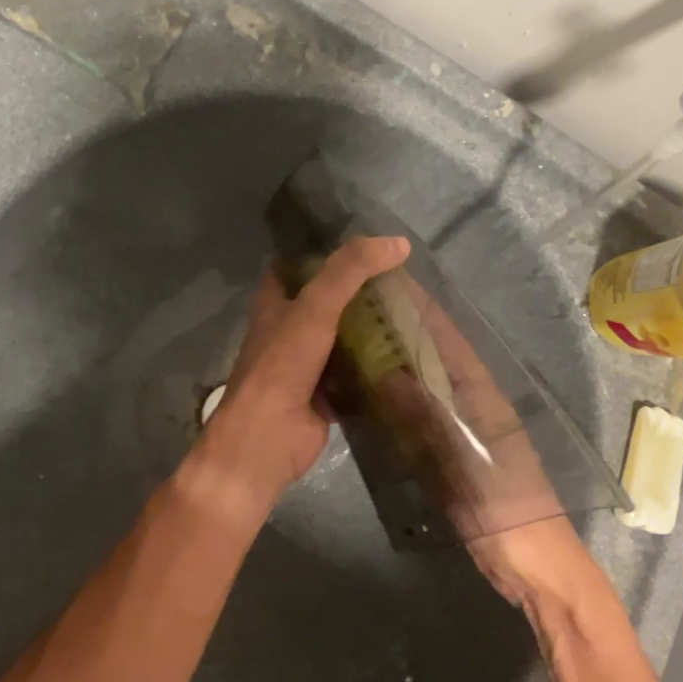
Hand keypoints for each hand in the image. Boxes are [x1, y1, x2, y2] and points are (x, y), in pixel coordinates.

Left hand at [195, 236, 410, 506]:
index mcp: (275, 305)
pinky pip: (355, 375)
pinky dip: (377, 368)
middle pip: (327, 302)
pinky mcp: (325, 396)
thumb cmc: (282, 366)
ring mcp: (307, 365)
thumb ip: (349, 271)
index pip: (296, 265)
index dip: (324, 251)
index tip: (364, 242)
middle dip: (358, 291)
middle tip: (402, 278)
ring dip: (371, 329)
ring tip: (414, 310)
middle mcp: (288, 331)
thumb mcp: (315, 308)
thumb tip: (397, 243)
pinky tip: (408, 356)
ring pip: (343, 338)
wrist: (268, 439)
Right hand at [372, 275, 595, 606]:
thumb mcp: (469, 464)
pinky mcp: (451, 459)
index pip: (451, 344)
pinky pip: (417, 421)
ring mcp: (462, 434)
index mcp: (485, 400)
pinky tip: (366, 400)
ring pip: (423, 389)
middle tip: (358, 310)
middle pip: (434, 360)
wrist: (534, 567)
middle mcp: (473, 408)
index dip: (425, 313)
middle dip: (403, 333)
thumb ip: (430, 420)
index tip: (392, 283)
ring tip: (353, 343)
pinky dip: (394, 404)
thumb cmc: (509, 512)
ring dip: (396, 365)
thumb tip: (388, 372)